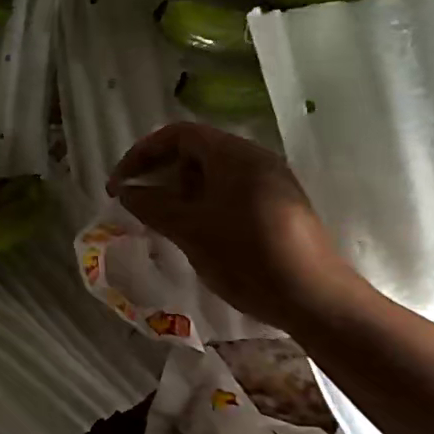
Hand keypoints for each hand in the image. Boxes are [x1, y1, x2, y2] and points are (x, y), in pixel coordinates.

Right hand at [108, 123, 363, 331]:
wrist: (314, 299)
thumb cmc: (247, 256)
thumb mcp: (189, 229)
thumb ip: (151, 205)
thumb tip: (125, 191)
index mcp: (235, 156)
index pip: (178, 134)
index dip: (141, 153)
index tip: (119, 183)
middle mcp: (254, 160)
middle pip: (194, 150)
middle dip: (157, 171)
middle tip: (132, 199)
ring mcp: (268, 184)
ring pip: (210, 174)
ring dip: (176, 190)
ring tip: (154, 218)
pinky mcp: (274, 208)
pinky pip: (226, 192)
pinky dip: (198, 203)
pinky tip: (187, 230)